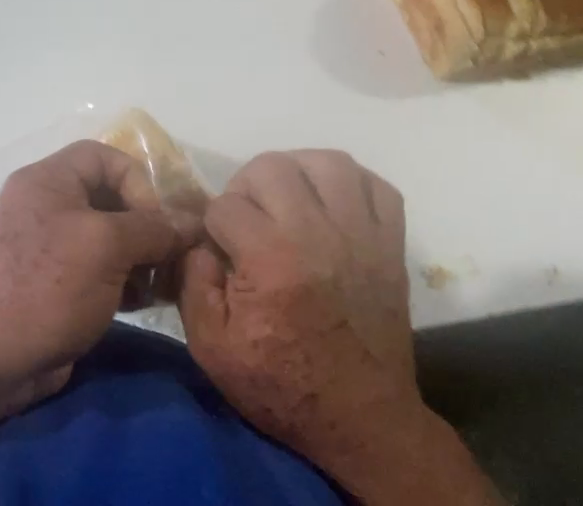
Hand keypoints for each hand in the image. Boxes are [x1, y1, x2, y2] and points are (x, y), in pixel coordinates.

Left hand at [0, 140, 202, 382]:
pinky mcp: (56, 279)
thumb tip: (190, 224)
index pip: (102, 156)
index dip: (136, 181)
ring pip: (108, 234)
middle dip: (145, 223)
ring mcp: (49, 243)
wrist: (1, 354)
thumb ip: (153, 228)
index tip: (154, 221)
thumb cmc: (53, 286)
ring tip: (161, 283)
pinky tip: (142, 301)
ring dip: (140, 254)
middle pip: (108, 195)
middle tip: (169, 255)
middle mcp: (45, 204)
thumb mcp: (108, 246)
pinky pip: (99, 264)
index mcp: (47, 180)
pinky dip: (124, 277)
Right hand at [179, 150, 421, 467]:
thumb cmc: (281, 386)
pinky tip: (329, 203)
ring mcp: (360, 237)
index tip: (216, 250)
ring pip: (327, 163)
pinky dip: (351, 183)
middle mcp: (317, 235)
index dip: (210, 224)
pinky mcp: (390, 247)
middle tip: (245, 220)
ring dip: (297, 171)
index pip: (224, 205)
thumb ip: (191, 282)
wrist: (362, 421)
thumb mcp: (211, 346)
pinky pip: (377, 187)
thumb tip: (197, 239)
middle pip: (272, 167)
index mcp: (270, 260)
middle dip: (246, 186)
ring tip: (285, 199)